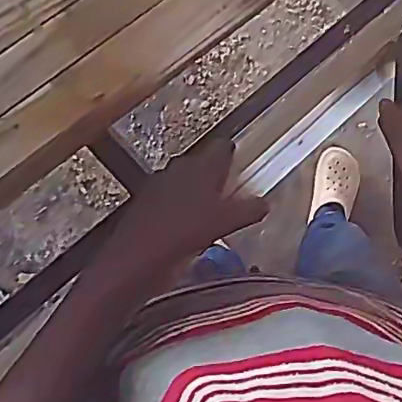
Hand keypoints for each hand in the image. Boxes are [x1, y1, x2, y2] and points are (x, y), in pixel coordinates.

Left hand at [106, 138, 268, 268]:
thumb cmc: (186, 232)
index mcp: (202, 166)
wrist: (137, 254)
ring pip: (185, 180)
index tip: (241, 165)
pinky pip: (170, 197)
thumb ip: (248, 210)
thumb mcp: (226, 223)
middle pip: (203, 163)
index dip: (232, 153)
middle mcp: (179, 168)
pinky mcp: (145, 202)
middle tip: (230, 191)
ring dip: (197, 191)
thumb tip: (264, 203)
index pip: (222, 146)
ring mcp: (159, 183)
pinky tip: (186, 225)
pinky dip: (180, 206)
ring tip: (210, 211)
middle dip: (216, 175)